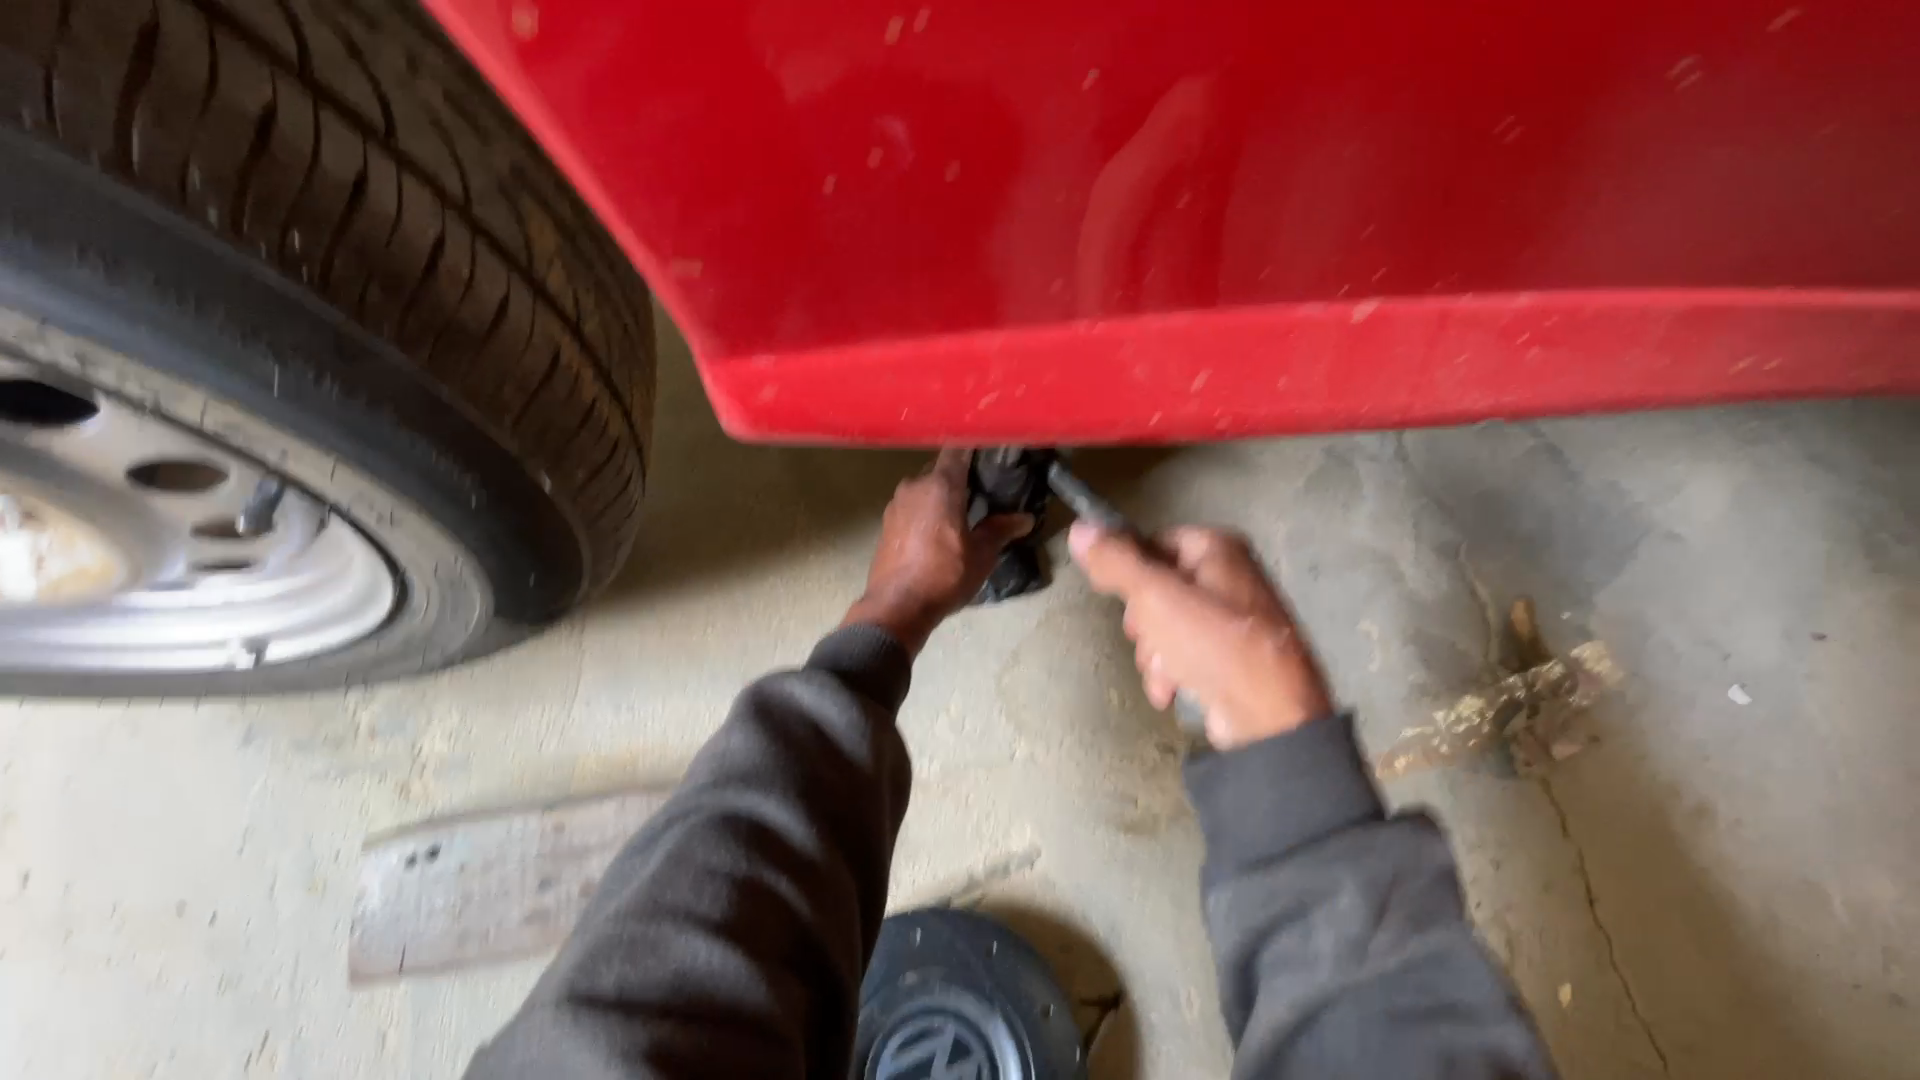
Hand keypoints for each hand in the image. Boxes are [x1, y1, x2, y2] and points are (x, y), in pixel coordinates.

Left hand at [842, 448, 1033, 653]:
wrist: (896, 606)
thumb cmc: (944, 575)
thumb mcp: (982, 554)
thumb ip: (1001, 529)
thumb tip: (1025, 518)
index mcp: (940, 484)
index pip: (959, 450)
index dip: (976, 447)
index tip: (992, 451)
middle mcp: (914, 485)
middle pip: (941, 468)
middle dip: (961, 475)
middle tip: (984, 487)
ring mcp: (896, 503)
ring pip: (925, 487)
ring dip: (943, 494)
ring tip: (964, 511)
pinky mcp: (887, 522)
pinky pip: (913, 505)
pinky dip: (928, 510)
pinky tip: (940, 529)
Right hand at [1069, 523, 1332, 749]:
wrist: (1266, 716)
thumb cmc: (1213, 644)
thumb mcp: (1154, 596)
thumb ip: (1116, 561)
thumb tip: (1080, 528)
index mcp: (1218, 549)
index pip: (1153, 542)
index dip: (1131, 571)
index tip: (1122, 597)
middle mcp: (1229, 577)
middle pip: (1156, 588)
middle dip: (1143, 622)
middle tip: (1148, 637)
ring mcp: (1233, 621)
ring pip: (1165, 626)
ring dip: (1154, 654)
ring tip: (1165, 671)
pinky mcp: (1231, 659)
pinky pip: (1185, 655)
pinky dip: (1172, 673)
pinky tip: (1172, 689)